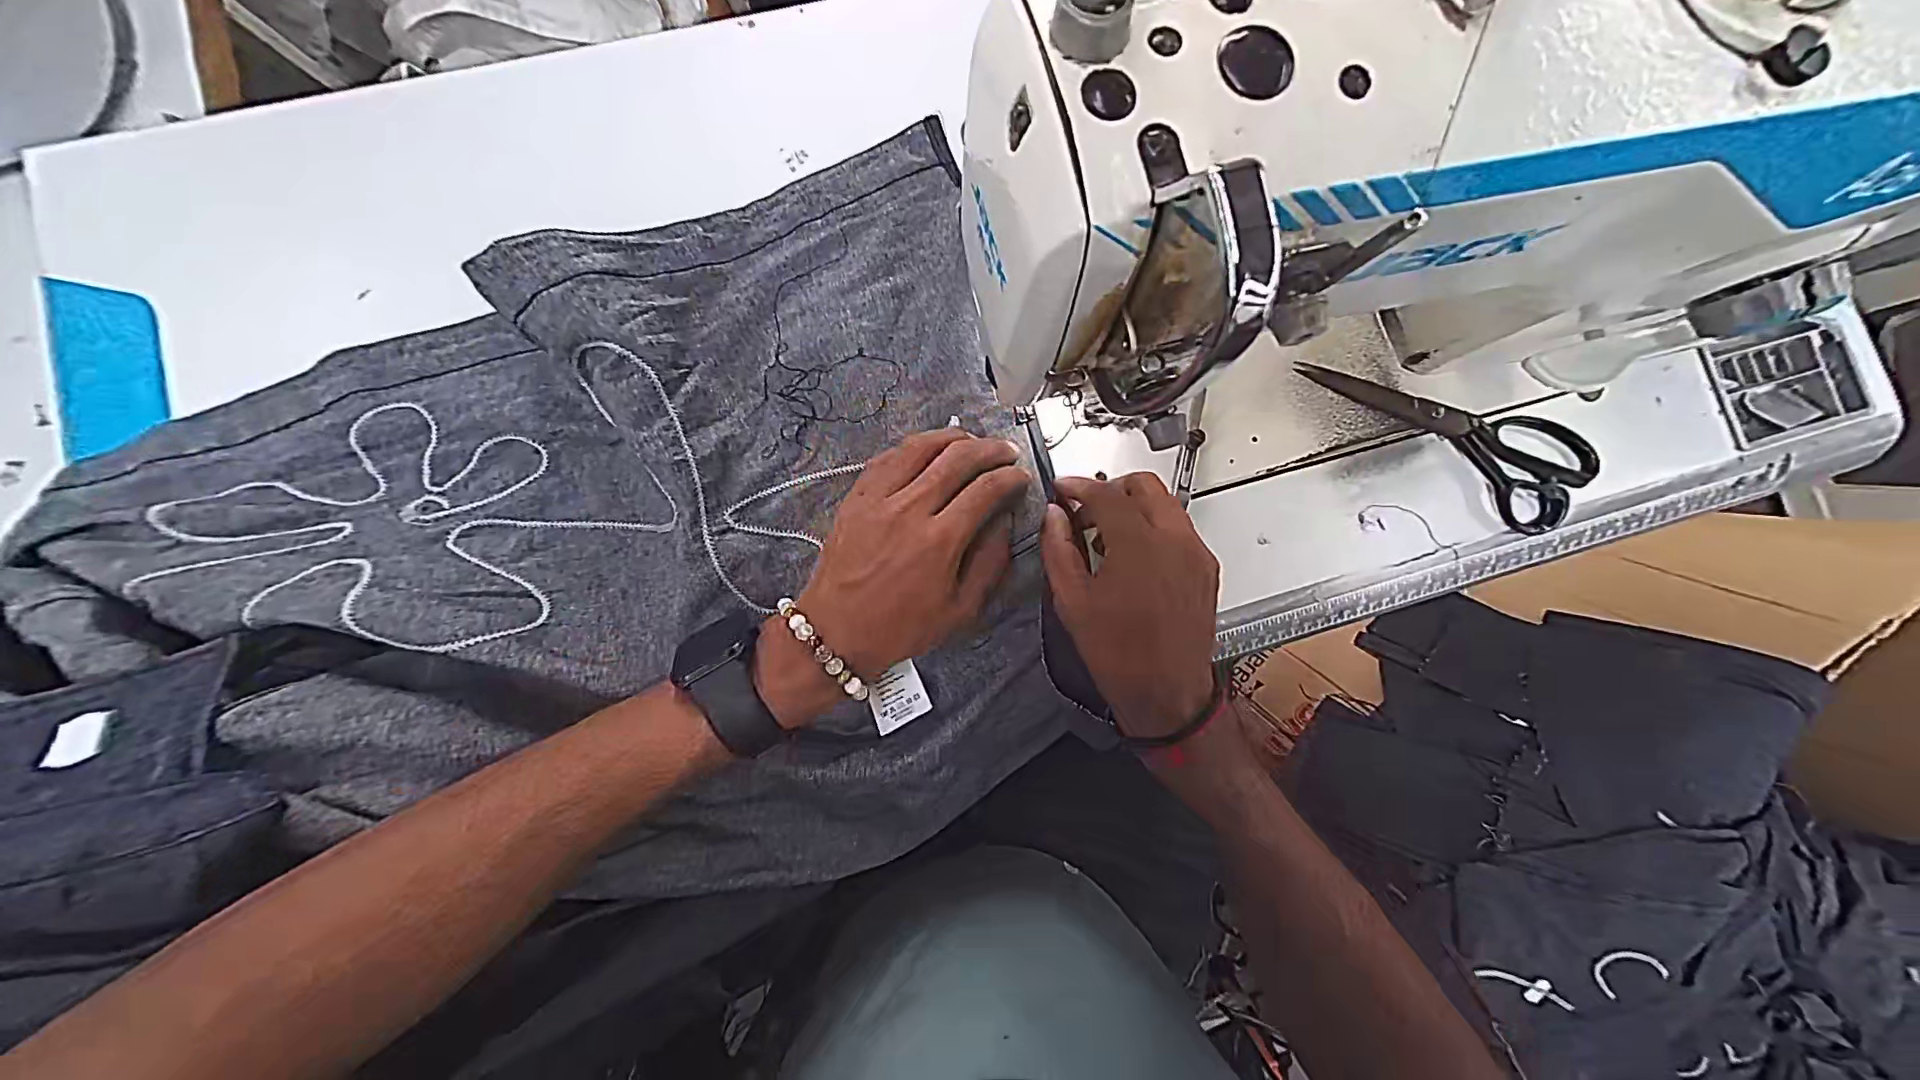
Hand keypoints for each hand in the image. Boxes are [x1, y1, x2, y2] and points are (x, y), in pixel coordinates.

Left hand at [755, 429, 1030, 727]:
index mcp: (939, 541)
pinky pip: (888, 457)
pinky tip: (927, 450)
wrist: (837, 632)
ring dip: (953, 437)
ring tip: (971, 441)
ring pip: (921, 447)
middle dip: (991, 449)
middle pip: (958, 457)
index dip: (1011, 477)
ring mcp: (878, 500)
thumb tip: (1005, 524)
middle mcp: (908, 512)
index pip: (986, 489)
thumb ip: (990, 563)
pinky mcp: (857, 499)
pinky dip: (913, 446)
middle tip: (1005, 452)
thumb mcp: (960, 610)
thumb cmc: (896, 627)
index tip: (1020, 478)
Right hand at [1039, 473, 1219, 738]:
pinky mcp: (1206, 568)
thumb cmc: (1122, 656)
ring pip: (1165, 504)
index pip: (1105, 493)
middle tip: (1086, 510)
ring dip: (1134, 507)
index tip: (1064, 490)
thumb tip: (1054, 518)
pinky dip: (1155, 528)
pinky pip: (1180, 529)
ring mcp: (1196, 553)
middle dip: (1111, 490)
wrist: (1166, 692)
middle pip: (1143, 485)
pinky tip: (1134, 556)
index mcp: (1139, 545)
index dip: (1078, 487)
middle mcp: (1175, 542)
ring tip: (1107, 536)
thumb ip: (1059, 549)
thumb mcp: (1072, 601)